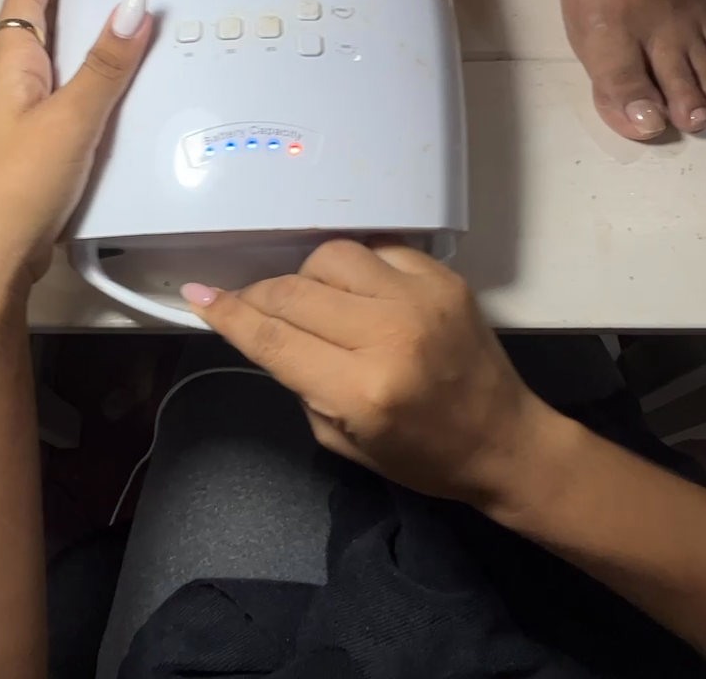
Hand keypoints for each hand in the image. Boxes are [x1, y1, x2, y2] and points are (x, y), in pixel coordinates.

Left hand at [0, 0, 151, 293]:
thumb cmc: (20, 182)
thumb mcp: (71, 117)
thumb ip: (105, 65)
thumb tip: (133, 2)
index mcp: (13, 69)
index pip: (22, 7)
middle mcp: (10, 91)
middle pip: (32, 36)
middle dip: (54, 8)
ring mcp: (18, 124)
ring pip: (46, 72)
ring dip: (68, 48)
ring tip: (101, 34)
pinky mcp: (32, 154)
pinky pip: (57, 103)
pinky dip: (78, 87)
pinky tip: (99, 101)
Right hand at [180, 239, 557, 506]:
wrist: (505, 439)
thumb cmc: (423, 456)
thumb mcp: (342, 440)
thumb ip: (299, 381)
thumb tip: (264, 330)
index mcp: (363, 389)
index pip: (273, 338)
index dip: (229, 314)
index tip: (199, 295)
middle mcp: (389, 333)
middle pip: (294, 291)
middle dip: (258, 295)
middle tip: (249, 303)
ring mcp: (420, 296)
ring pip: (330, 255)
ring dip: (307, 278)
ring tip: (314, 302)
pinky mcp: (442, 276)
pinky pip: (375, 249)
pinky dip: (355, 267)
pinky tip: (358, 290)